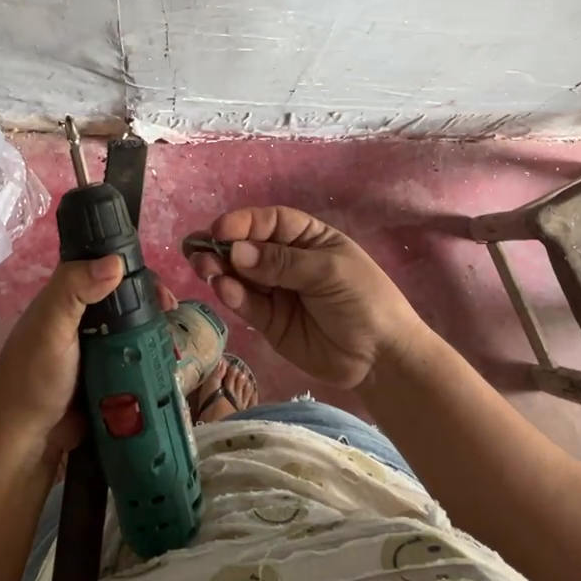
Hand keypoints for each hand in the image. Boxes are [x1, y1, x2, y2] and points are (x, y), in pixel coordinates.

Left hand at [0, 257, 175, 461]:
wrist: (28, 442)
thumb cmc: (33, 378)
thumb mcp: (49, 326)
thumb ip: (74, 289)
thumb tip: (116, 261)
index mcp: (64, 297)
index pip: (101, 267)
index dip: (131, 267)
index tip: (156, 283)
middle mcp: (82, 317)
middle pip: (124, 297)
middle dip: (150, 299)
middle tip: (171, 309)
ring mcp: (97, 347)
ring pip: (133, 326)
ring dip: (155, 326)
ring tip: (173, 336)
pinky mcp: (109, 373)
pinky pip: (135, 355)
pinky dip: (151, 353)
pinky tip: (167, 357)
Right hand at [187, 207, 427, 388]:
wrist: (382, 357)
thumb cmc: (364, 300)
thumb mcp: (328, 272)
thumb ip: (281, 263)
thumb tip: (236, 251)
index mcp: (306, 238)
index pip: (268, 223)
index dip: (242, 223)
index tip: (219, 230)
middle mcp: (285, 261)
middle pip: (246, 247)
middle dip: (221, 246)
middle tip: (198, 251)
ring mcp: (275, 291)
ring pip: (238, 275)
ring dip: (218, 270)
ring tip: (205, 269)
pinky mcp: (269, 321)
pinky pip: (246, 303)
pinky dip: (232, 295)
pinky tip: (224, 289)